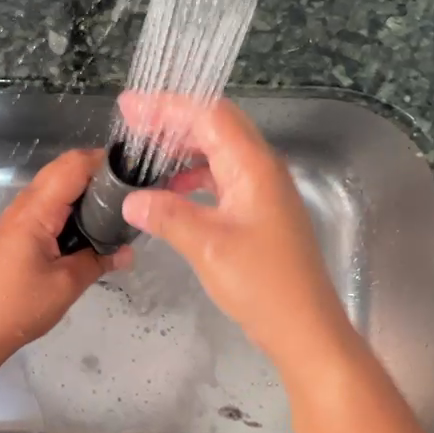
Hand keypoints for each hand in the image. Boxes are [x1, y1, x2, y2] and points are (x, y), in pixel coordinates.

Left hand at [0, 149, 131, 364]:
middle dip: (96, 173)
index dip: (104, 162)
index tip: (133, 174)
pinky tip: (88, 227)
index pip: (73, 166)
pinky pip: (46, 205)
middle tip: (129, 192)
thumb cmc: (21, 306)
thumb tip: (128, 252)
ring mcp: (16, 218)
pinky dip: (69, 206)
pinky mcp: (16, 232)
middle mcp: (23, 205)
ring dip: (82, 190)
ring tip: (115, 207)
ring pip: (54, 186)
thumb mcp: (68, 284)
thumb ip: (100, 261)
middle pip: (63, 169)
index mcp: (35, 212)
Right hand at [119, 92, 351, 363]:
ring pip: (219, 153)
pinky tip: (170, 191)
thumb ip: (168, 216)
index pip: (209, 116)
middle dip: (173, 121)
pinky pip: (222, 178)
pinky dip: (193, 177)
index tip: (130, 107)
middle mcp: (262, 170)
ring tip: (145, 156)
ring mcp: (263, 191)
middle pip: (216, 127)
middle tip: (131, 125)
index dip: (167, 106)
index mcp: (253, 167)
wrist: (303, 326)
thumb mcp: (208, 247)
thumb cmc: (261, 284)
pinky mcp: (259, 212)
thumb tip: (132, 199)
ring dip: (182, 149)